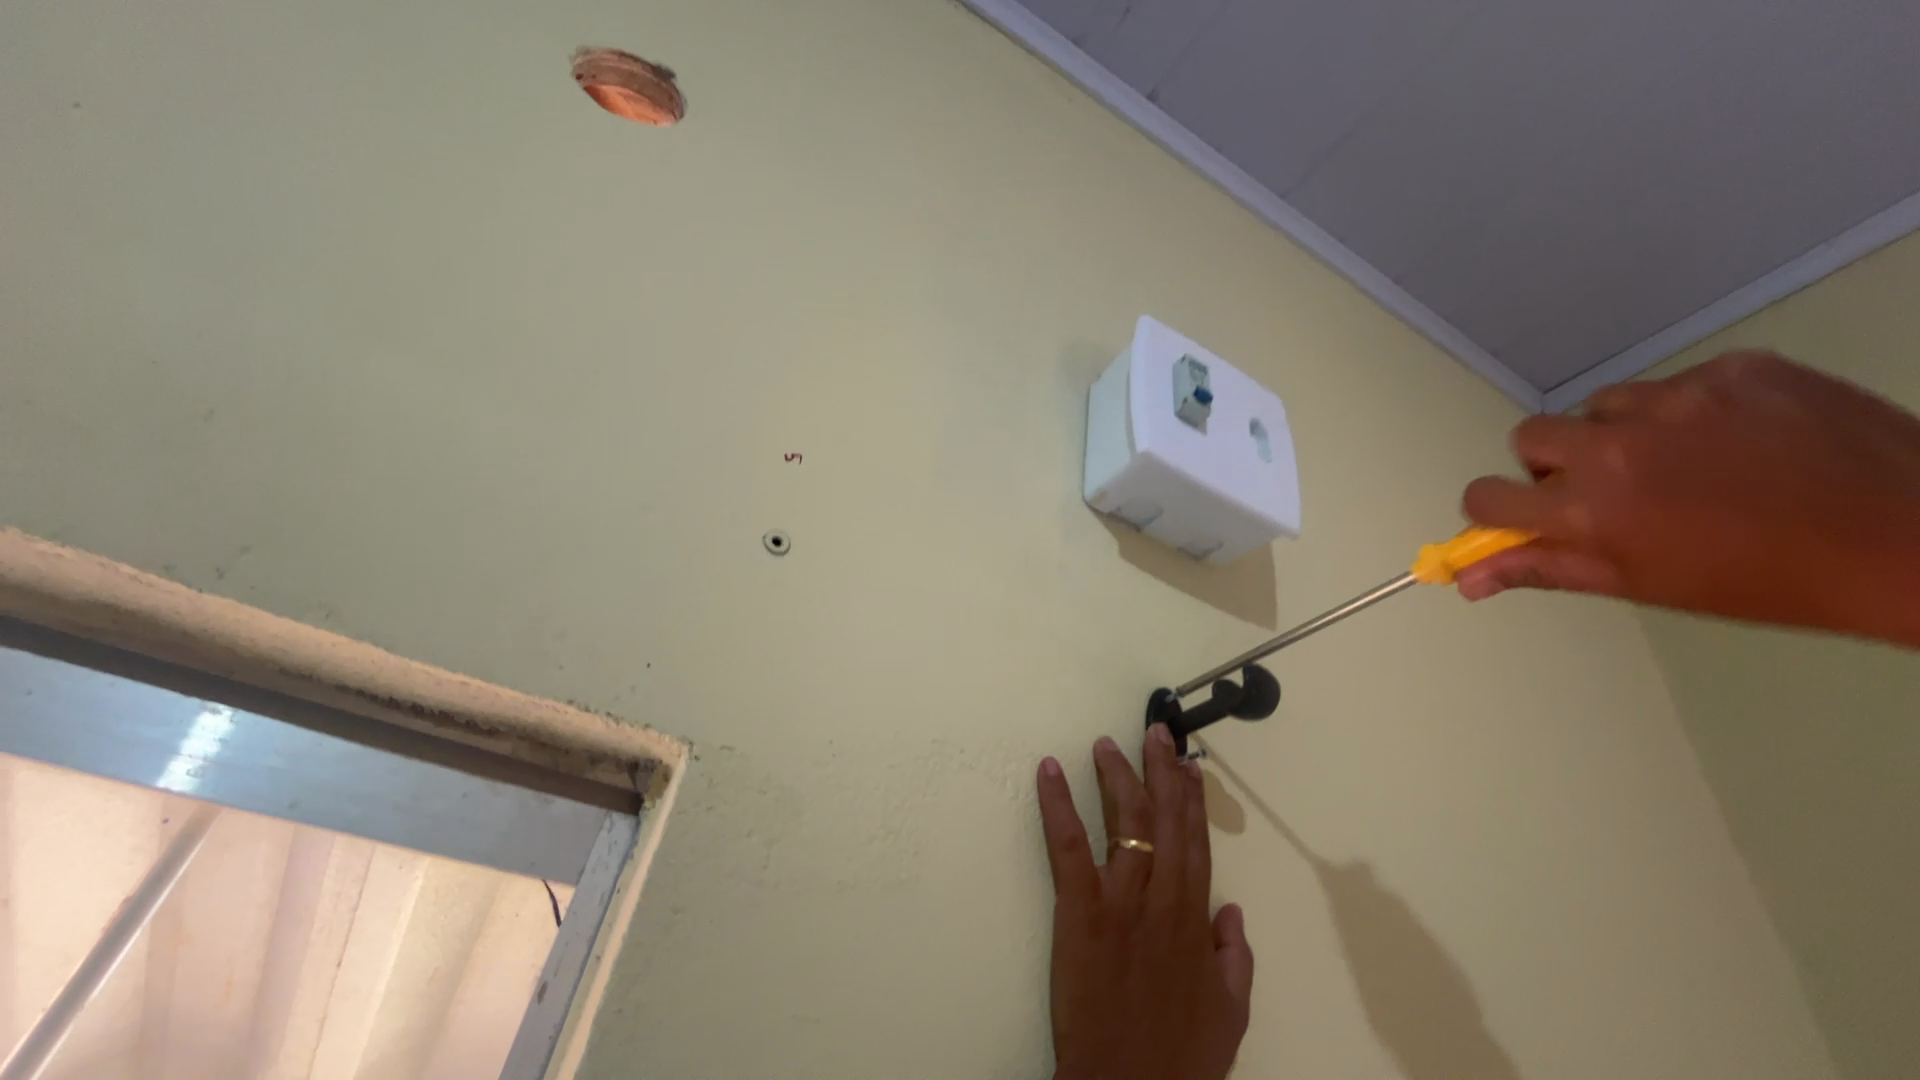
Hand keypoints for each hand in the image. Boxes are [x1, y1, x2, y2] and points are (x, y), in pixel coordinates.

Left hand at [1036, 727, 1253, 1079]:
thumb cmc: (1179, 1057)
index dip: (1194, 801)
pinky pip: (1069, 846)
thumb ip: (1234, 959)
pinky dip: (1059, 804)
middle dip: (1162, 771)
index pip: (1198, 843)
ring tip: (1107, 743)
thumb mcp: (1229, 1013)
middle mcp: (1165, 899)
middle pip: (1167, 821)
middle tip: (1154, 731)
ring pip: (1127, 823)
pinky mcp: (1081, 910)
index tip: (1191, 765)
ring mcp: (1122, 900)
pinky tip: (1050, 771)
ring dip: (1118, 777)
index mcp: (1196, 920)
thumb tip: (1233, 913)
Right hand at [1459, 350, 1919, 644]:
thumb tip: (1466, 578)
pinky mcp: (1734, 367)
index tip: (1526, 515)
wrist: (1914, 535)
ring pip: (1603, 405)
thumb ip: (1545, 568)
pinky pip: (1675, 383)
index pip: (1486, 495)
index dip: (1498, 508)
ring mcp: (1678, 399)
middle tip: (1612, 489)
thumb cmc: (1763, 579)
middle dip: (1555, 462)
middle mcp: (1618, 445)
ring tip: (1684, 462)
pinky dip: (1687, 410)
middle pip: (1532, 436)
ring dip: (1619, 432)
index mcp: (1590, 508)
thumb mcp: (1643, 582)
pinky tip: (1738, 438)